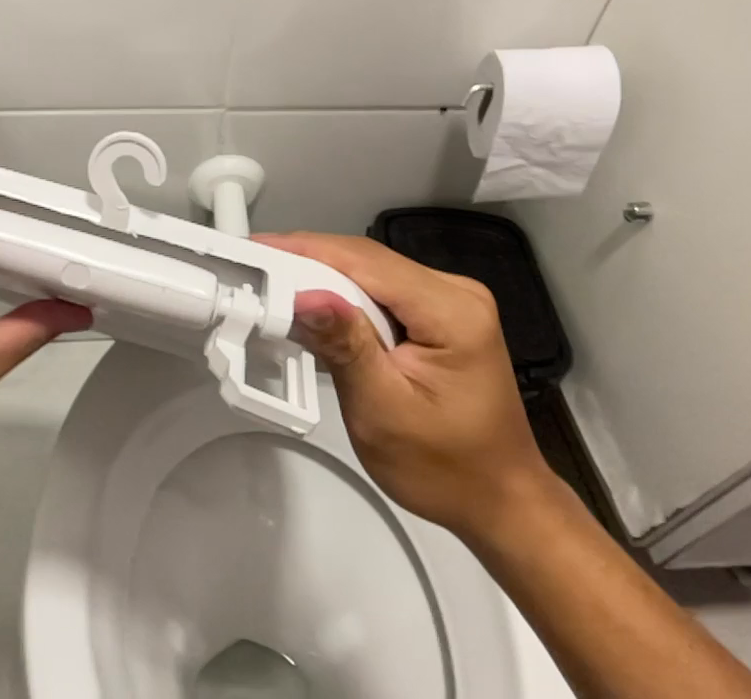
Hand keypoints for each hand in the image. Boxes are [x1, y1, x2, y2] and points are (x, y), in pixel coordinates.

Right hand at [256, 233, 557, 541]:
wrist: (498, 499)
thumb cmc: (444, 468)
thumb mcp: (383, 411)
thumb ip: (346, 347)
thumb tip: (304, 297)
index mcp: (452, 311)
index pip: (367, 262)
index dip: (307, 251)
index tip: (255, 250)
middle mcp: (457, 293)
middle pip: (369, 261)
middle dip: (309, 263)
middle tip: (252, 270)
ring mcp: (451, 302)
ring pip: (372, 273)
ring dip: (323, 280)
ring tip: (271, 287)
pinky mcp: (440, 317)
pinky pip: (383, 293)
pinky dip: (344, 299)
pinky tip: (313, 309)